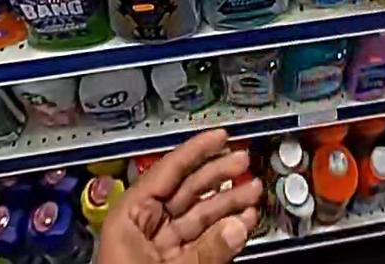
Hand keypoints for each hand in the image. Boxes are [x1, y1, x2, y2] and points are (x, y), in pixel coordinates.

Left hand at [97, 130, 264, 263]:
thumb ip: (206, 249)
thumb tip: (238, 223)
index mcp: (131, 215)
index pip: (169, 169)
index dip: (198, 149)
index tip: (221, 136)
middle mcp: (144, 226)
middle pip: (188, 190)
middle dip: (220, 177)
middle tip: (245, 163)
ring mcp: (159, 249)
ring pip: (199, 216)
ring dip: (229, 205)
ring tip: (253, 193)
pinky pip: (202, 242)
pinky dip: (224, 233)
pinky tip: (243, 222)